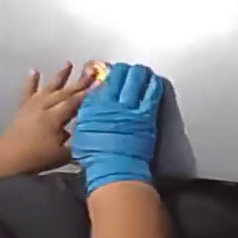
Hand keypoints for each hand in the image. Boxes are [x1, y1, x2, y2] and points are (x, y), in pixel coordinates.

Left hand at [0, 64, 97, 173]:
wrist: (6, 161)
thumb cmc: (37, 159)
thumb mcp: (64, 154)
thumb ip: (79, 140)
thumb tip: (92, 131)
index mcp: (53, 118)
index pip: (74, 102)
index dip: (88, 93)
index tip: (100, 84)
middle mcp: (42, 108)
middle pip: (64, 92)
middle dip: (79, 81)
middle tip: (91, 70)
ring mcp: (31, 108)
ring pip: (48, 88)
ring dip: (59, 76)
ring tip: (68, 63)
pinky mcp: (23, 110)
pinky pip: (28, 93)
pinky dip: (32, 82)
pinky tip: (34, 71)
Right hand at [72, 63, 166, 191]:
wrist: (115, 168)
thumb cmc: (96, 156)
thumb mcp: (82, 131)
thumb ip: (87, 114)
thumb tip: (91, 103)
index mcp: (94, 107)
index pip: (100, 83)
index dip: (105, 74)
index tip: (107, 70)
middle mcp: (111, 104)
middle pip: (119, 78)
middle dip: (123, 71)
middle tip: (126, 68)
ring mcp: (130, 109)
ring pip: (136, 82)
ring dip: (139, 74)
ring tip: (141, 70)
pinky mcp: (146, 116)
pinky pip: (151, 95)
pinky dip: (153, 85)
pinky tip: (155, 80)